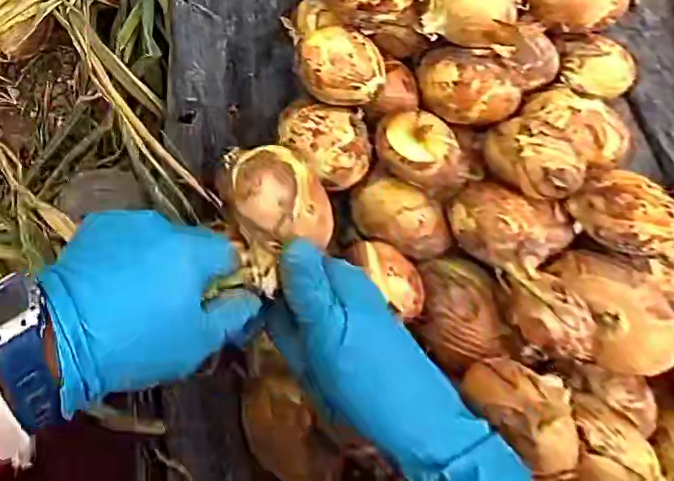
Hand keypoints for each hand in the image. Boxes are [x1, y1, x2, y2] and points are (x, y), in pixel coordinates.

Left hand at [37, 210, 261, 415]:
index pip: (228, 251)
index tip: (216, 300)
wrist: (64, 331)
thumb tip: (251, 298)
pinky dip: (126, 252)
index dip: (228, 276)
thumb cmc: (138, 341)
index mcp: (191, 249)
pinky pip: (125, 235)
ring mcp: (127, 219)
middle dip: (189, 268)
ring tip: (137, 292)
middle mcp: (162, 224)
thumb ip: (232, 316)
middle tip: (174, 303)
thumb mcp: (196, 343)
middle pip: (190, 243)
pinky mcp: (97, 223)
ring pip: (156, 237)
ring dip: (156, 258)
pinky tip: (112, 280)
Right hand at [266, 241, 528, 480]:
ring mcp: (350, 315)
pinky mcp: (352, 342)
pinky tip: (312, 369)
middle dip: (277, 304)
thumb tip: (289, 237)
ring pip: (302, 311)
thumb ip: (306, 286)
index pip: (289, 254)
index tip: (247, 293)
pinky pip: (316, 334)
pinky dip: (306, 348)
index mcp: (339, 275)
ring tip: (297, 358)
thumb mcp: (329, 331)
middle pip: (293, 282)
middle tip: (274, 333)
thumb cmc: (371, 381)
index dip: (266, 271)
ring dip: (290, 331)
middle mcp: (346, 287)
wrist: (426, 435)